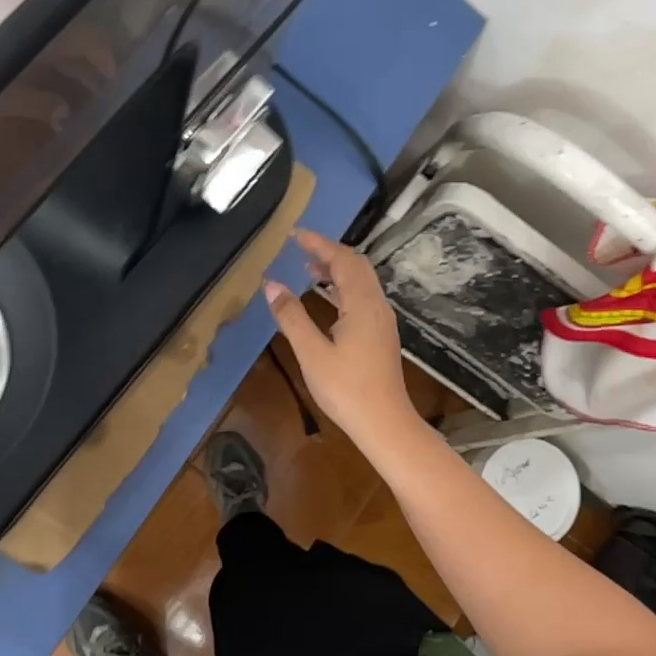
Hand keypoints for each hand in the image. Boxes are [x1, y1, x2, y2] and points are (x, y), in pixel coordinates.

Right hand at [265, 230, 421, 448]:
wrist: (384, 422)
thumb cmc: (346, 389)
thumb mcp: (312, 353)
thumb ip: (291, 316)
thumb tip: (272, 285)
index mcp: (362, 304)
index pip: (342, 260)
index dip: (319, 243)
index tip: (295, 234)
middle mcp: (377, 306)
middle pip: (357, 266)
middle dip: (329, 253)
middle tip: (301, 249)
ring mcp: (382, 321)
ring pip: (362, 283)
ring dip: (337, 271)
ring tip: (310, 271)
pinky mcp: (381, 336)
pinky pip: (363, 299)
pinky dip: (343, 289)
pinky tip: (327, 301)